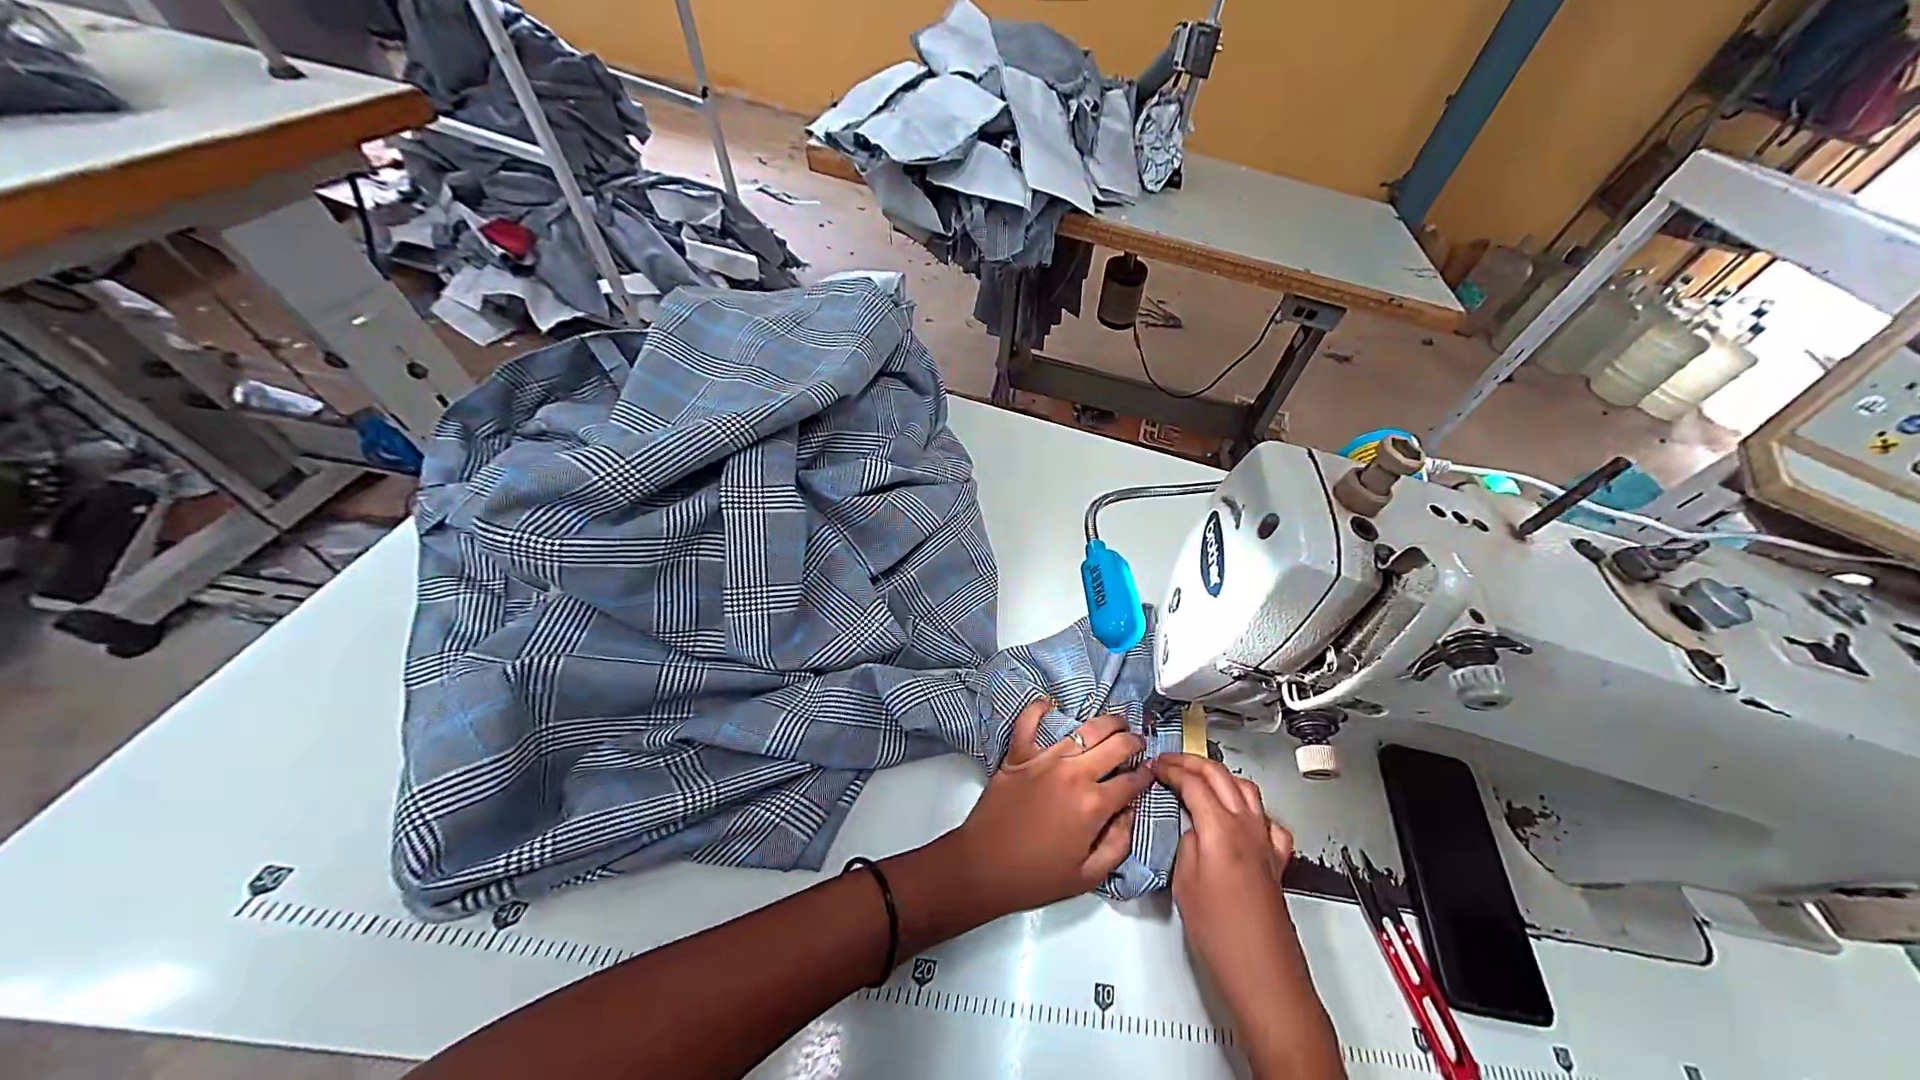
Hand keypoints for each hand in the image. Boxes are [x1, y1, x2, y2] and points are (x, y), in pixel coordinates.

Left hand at [940, 699, 1152, 918]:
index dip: (1146, 775)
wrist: (983, 866)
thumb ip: (1118, 843)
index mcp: (1094, 805)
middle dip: (1133, 741)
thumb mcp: (1089, 876)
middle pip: (1116, 745)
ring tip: (1115, 723)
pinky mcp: (1018, 754)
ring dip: (1106, 724)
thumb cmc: (1036, 876)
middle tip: (1137, 742)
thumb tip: (1129, 813)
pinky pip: (1029, 722)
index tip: (1150, 772)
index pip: (1131, 781)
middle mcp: (1073, 774)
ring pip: (1084, 729)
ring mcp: (1044, 759)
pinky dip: (1038, 709)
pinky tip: (1049, 704)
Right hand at [1152, 753, 1299, 1018]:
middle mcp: (1247, 828)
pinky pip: (1266, 819)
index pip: (1193, 782)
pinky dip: (1250, 806)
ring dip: (1220, 775)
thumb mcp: (1184, 882)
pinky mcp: (1275, 860)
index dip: (1170, 769)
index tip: (1155, 766)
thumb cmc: (1222, 935)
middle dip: (1192, 762)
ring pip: (1245, 788)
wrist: (1262, 973)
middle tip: (1170, 762)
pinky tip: (1240, 813)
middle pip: (1220, 775)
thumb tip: (1190, 828)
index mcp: (1221, 829)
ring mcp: (1265, 842)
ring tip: (1199, 776)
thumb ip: (1186, 843)